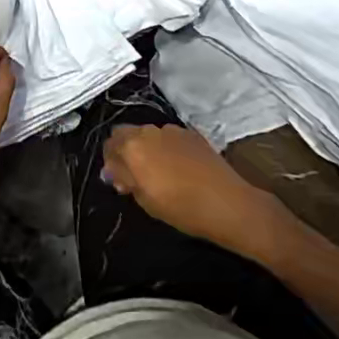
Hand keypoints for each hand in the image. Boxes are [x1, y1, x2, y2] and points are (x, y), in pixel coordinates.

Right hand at [102, 124, 300, 260]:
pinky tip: (178, 168)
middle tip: (134, 176)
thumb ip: (123, 179)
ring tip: (158, 172)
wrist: (229, 204)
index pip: (109, 144)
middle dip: (125, 151)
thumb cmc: (181, 207)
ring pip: (148, 135)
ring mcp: (172, 130)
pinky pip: (168, 138)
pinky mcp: (192, 134)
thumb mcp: (144, 199)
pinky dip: (165, 148)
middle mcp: (148, 131)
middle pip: (126, 134)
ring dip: (146, 148)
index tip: (119, 181)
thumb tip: (111, 170)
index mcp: (132, 147)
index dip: (110, 162)